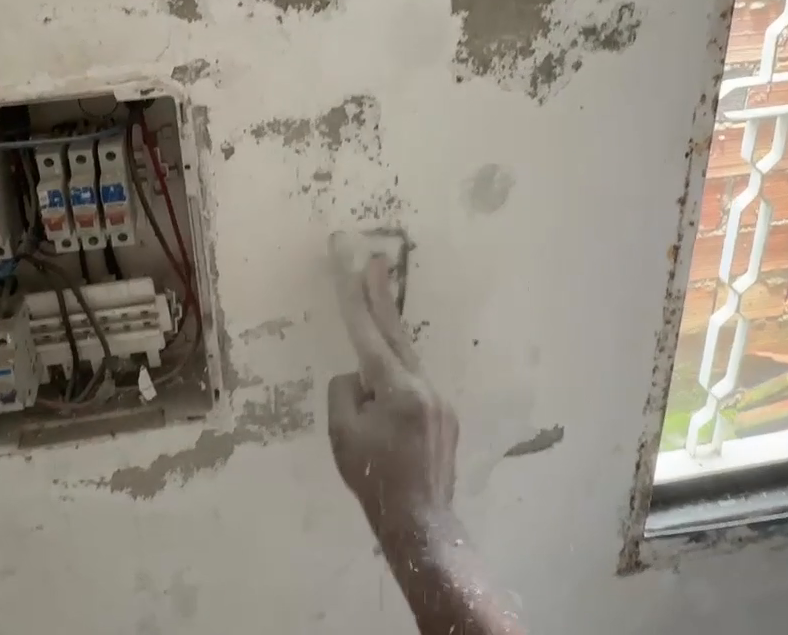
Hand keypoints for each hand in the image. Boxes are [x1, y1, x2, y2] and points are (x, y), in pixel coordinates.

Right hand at [327, 255, 458, 532]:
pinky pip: (413, 386)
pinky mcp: (445, 416)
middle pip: (396, 333)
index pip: (369, 332)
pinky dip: (395, 380)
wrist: (420, 525)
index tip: (355, 263)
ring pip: (405, 361)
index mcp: (397, 389)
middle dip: (381, 296)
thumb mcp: (342, 434)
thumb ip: (345, 391)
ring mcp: (440, 401)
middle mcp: (424, 387)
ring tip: (372, 335)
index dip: (357, 296)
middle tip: (374, 261)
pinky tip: (385, 404)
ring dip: (386, 344)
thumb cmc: (374, 480)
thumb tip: (359, 377)